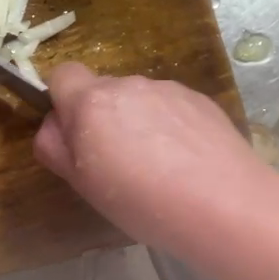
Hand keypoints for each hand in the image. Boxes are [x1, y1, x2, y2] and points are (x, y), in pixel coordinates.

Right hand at [33, 63, 268, 251]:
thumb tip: (53, 127)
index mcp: (90, 102)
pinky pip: (170, 108)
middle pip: (101, 90)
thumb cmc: (140, 200)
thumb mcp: (81, 184)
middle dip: (102, 118)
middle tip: (116, 163)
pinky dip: (169, 127)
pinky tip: (185, 162)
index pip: (62, 74)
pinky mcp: (201, 100)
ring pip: (137, 100)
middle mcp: (127, 85)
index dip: (61, 100)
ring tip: (157, 166)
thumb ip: (55, 147)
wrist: (225, 205)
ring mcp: (167, 90)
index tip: (74, 134)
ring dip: (137, 122)